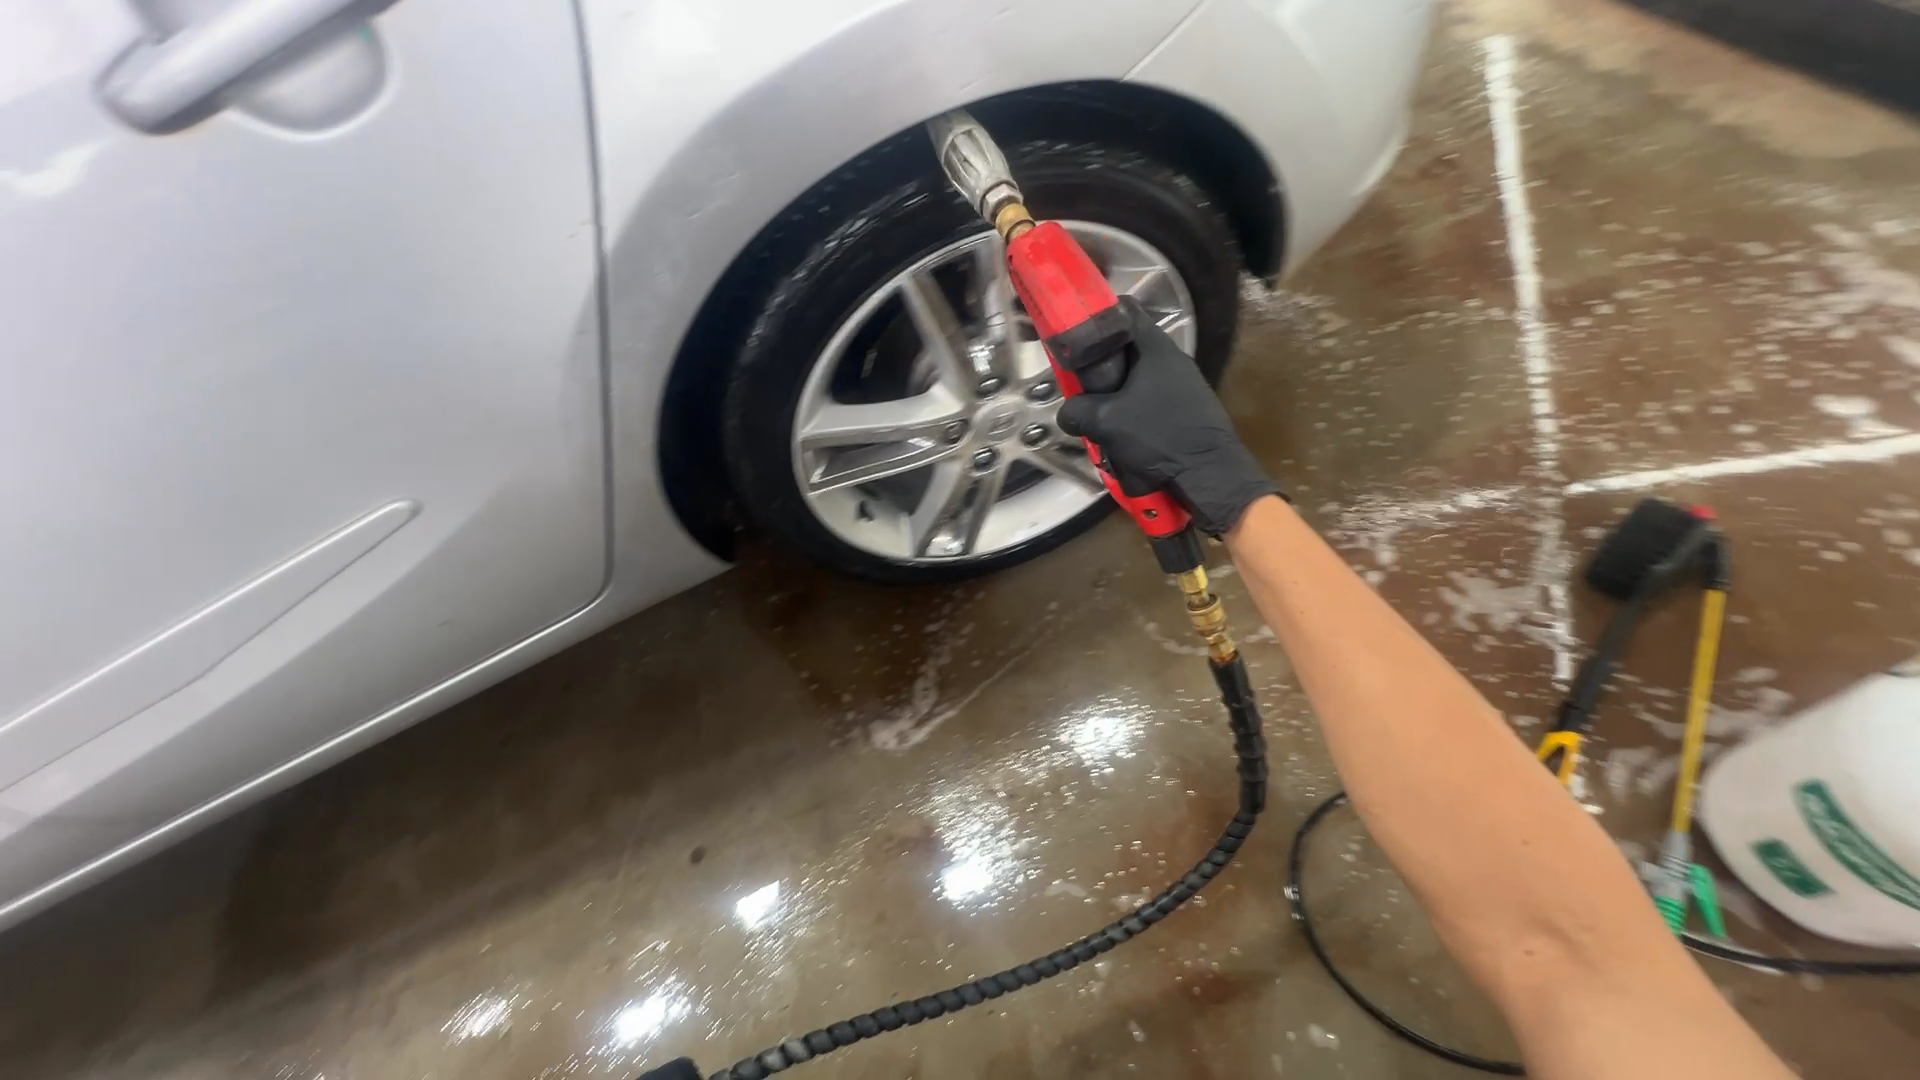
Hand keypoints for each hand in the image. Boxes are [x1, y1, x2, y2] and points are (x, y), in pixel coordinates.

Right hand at [1057, 298, 1282, 534]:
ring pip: (1135, 382)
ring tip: (1101, 425)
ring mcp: (1182, 386)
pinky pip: (1148, 404)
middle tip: (1082, 392)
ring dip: (1114, 401)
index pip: (1123, 311)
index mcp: (1156, 349)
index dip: (1095, 318)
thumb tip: (1068, 413)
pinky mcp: (1187, 410)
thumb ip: (1078, 411)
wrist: (1209, 474)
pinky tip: (1123, 441)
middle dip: (1100, 371)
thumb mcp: (1105, 423)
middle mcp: (1172, 360)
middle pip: (1125, 351)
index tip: (1074, 339)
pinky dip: (1131, 418)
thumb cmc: (1159, 437)